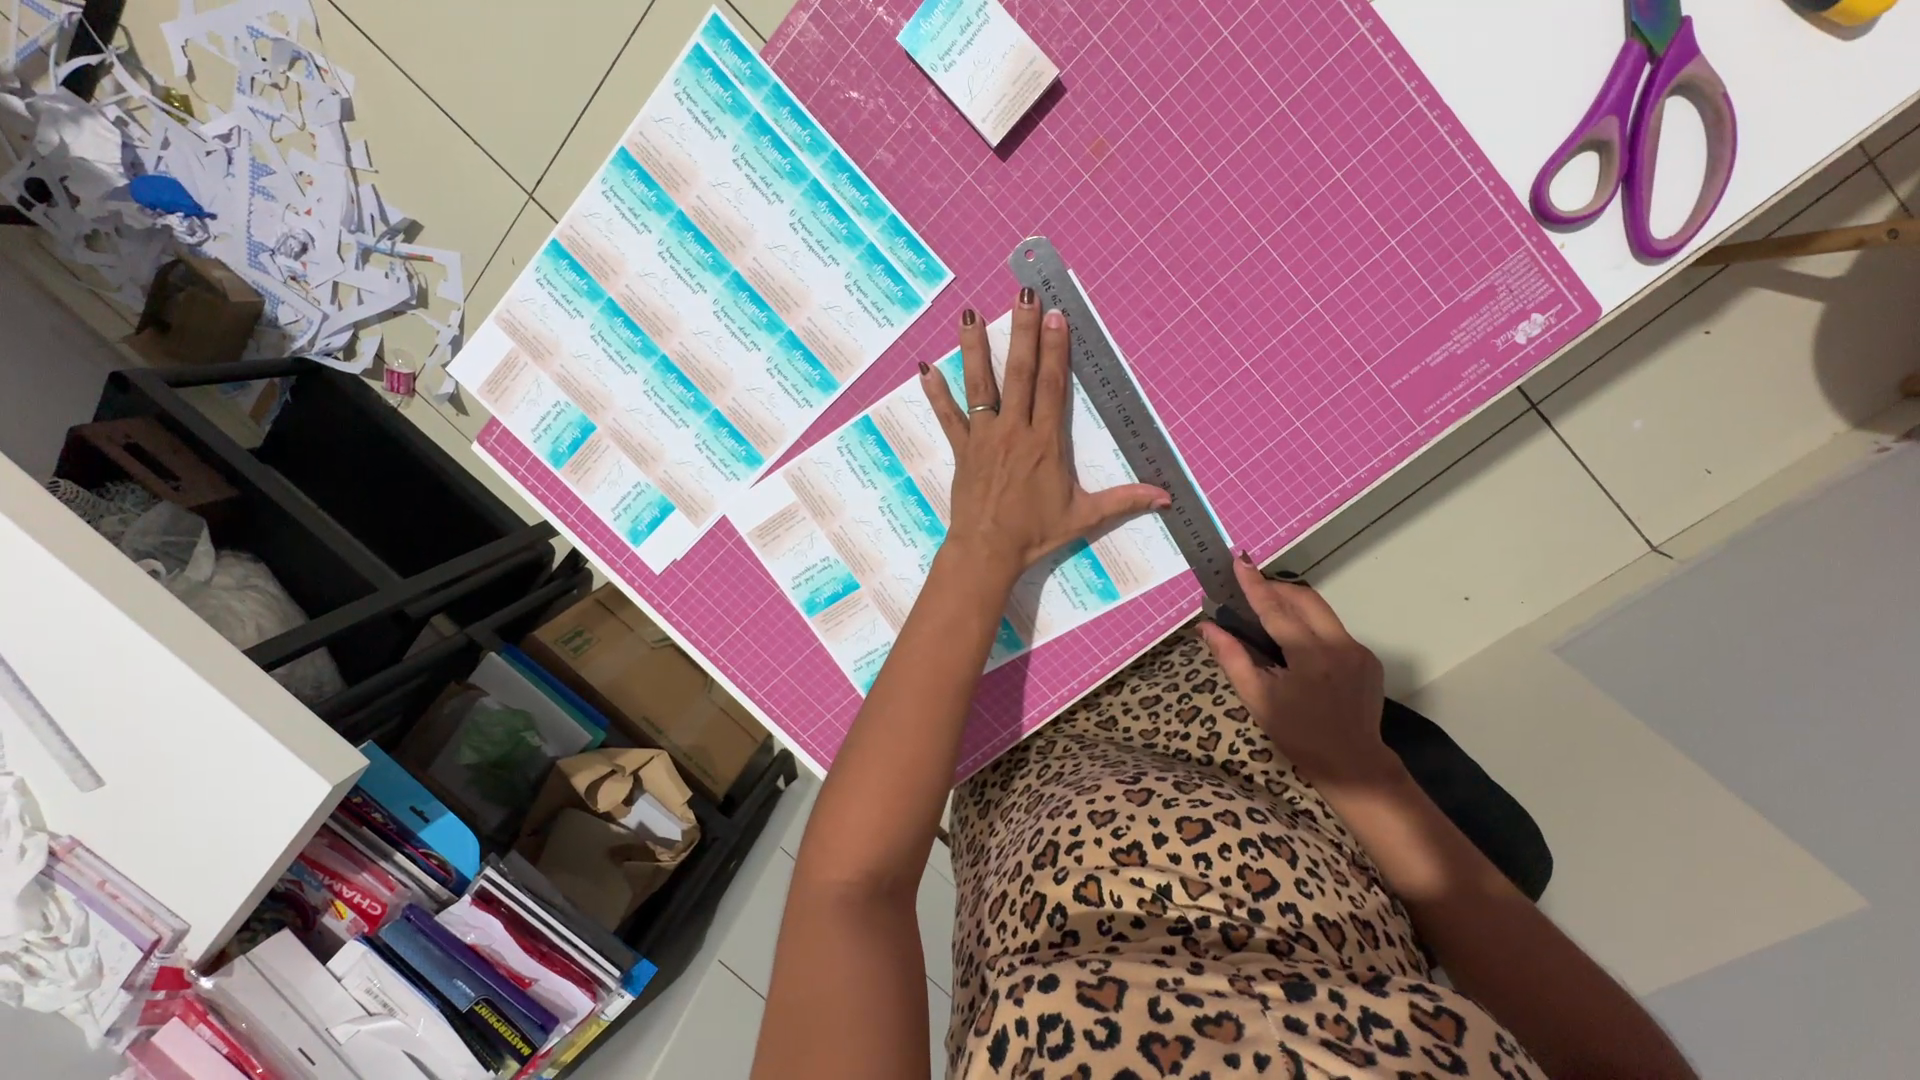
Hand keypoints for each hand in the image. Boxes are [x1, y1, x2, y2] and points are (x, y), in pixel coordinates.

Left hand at [922, 289, 1169, 586]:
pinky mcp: (962, 451)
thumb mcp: (1084, 517)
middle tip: (1022, 295)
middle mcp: (1014, 431)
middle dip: (1023, 333)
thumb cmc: (1036, 533)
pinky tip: (925, 368)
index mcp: (1045, 442)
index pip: (1053, 386)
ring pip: (980, 387)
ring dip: (975, 349)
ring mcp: (984, 439)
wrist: (988, 551)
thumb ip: (1124, 501)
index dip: (1056, 350)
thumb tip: (1165, 497)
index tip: (1056, 316)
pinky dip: (936, 394)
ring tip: (968, 315)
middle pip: (1020, 374)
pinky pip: (948, 418)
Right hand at [1198, 557, 1400, 787]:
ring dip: (1293, 604)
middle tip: (1249, 585)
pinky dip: (1309, 625)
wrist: (1351, 763)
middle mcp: (1339, 645)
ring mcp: (1358, 650)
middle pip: (1305, 599)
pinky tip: (1294, 640)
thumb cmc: (1297, 734)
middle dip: (1276, 587)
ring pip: (1321, 611)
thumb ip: (1232, 658)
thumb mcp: (1257, 699)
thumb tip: (1207, 626)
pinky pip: (1333, 629)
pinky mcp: (1367, 657)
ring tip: (1267, 607)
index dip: (1254, 584)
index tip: (1238, 560)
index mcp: (1310, 657)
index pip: (1276, 610)